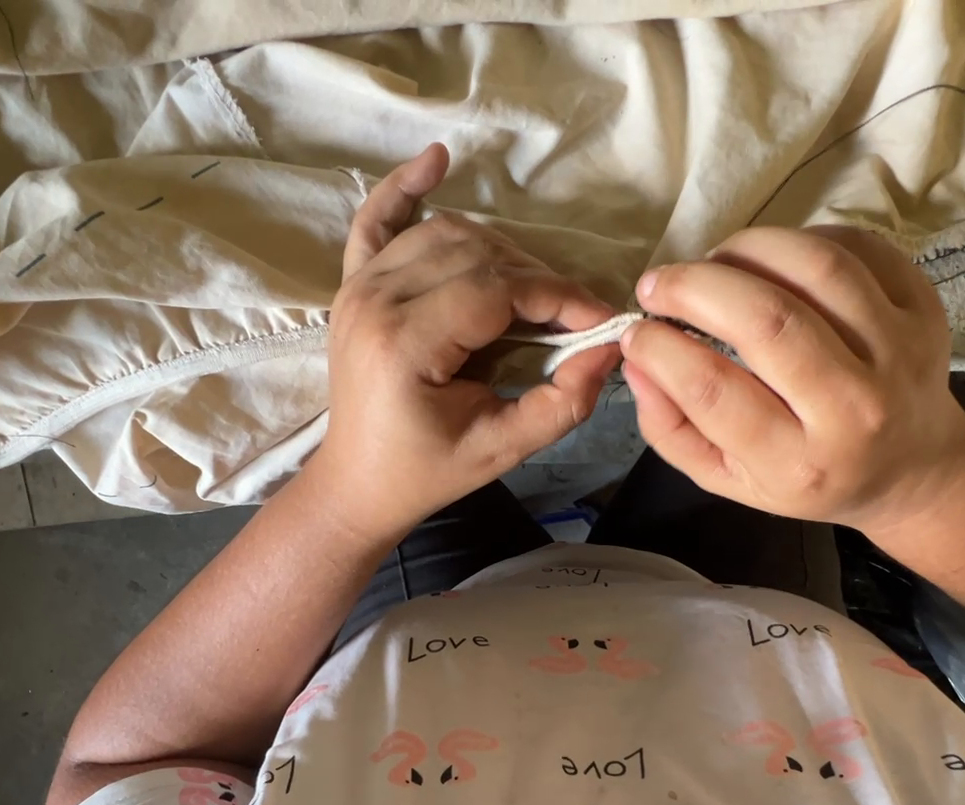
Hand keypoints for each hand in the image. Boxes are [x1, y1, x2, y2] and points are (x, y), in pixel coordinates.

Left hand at [306, 143, 620, 543]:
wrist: (359, 483)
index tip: (599, 321)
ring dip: (499, 252)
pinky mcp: (353, 285)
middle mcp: (375, 300)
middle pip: (477, 254)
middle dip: (537, 279)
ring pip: (446, 232)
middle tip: (569, 318)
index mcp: (405, 343)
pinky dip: (405, 188)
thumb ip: (562, 403)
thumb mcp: (502, 450)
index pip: (498, 289)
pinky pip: (377, 220)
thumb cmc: (428, 472)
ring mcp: (358, 287)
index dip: (558, 298)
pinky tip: (438, 160)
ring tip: (531, 293)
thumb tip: (612, 348)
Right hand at [619, 225, 964, 529]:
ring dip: (744, 250)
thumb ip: (671, 429)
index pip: (714, 390)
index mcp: (798, 462)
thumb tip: (636, 361)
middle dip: (694, 288)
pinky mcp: (925, 306)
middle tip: (658, 285)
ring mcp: (900, 350)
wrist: (911, 469)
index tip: (635, 332)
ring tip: (711, 263)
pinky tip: (768, 262)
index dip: (661, 350)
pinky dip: (797, 241)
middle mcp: (855, 408)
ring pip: (814, 267)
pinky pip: (855, 246)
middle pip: (767, 321)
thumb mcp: (725, 479)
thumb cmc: (804, 477)